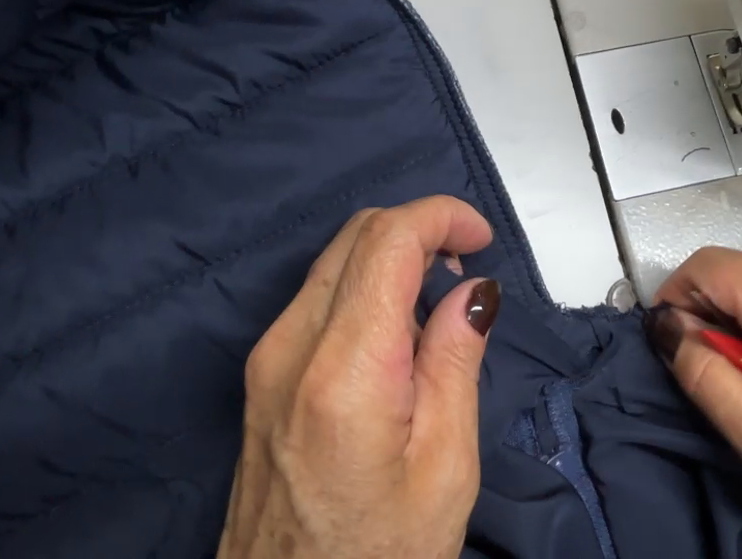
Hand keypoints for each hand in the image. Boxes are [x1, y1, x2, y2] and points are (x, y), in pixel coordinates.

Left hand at [216, 195, 500, 558]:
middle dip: (418, 227)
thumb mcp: (444, 467)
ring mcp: (267, 356)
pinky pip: (318, 292)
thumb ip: (456, 360)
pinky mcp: (262, 371)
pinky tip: (395, 327)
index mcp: (344, 371)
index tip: (479, 235)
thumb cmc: (377, 557)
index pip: (387, 241)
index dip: (439, 217)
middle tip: (465, 262)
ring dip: (391, 252)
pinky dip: (364, 281)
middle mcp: (291, 347)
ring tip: (437, 296)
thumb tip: (473, 288)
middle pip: (356, 234)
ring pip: (335, 257)